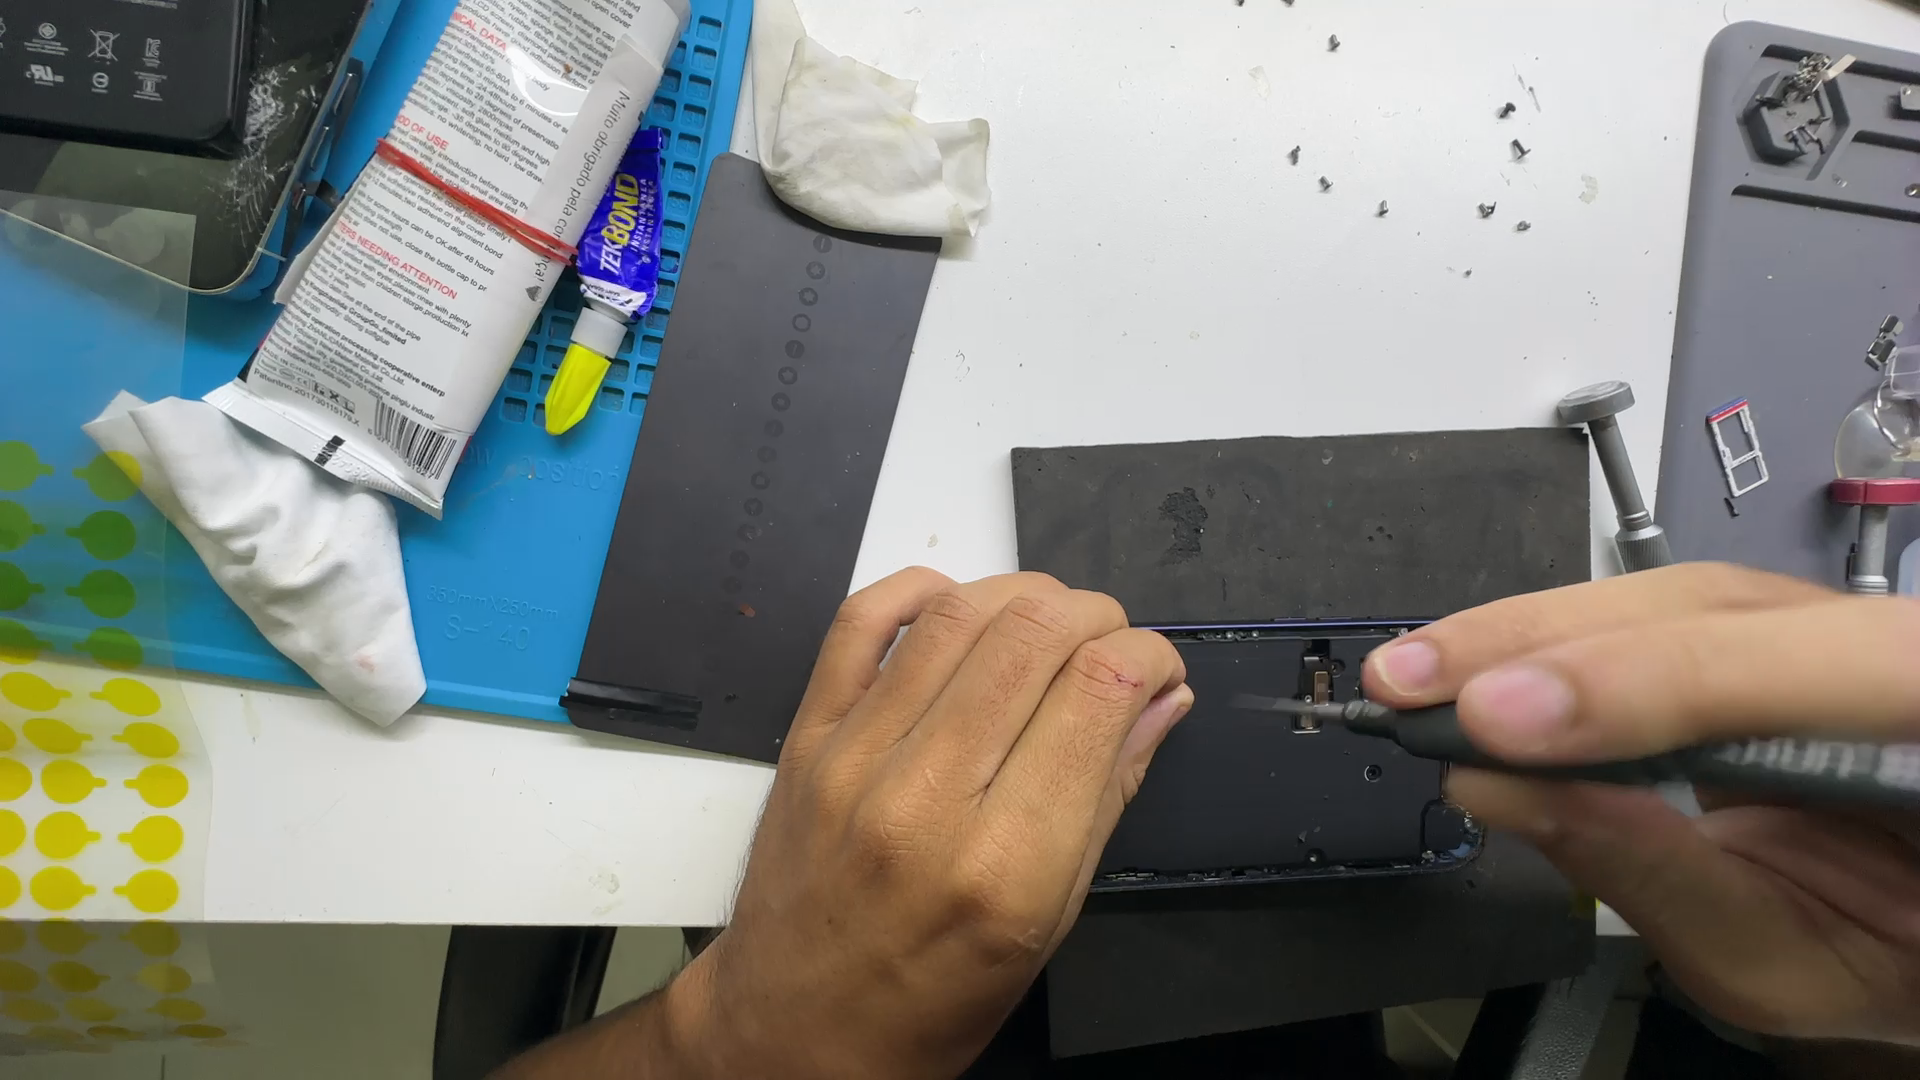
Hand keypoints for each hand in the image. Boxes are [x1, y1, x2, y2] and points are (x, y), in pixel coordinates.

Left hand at [658, 569, 1191, 1078]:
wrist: (797, 1026)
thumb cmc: (936, 995)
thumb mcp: (1050, 920)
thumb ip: (1109, 793)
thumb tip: (1162, 697)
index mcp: (1007, 861)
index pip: (1097, 693)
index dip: (1147, 656)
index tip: (1156, 666)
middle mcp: (928, 795)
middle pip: (1032, 637)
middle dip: (1095, 615)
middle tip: (1109, 638)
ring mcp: (856, 753)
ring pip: (957, 614)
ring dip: (1024, 593)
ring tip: (1050, 616)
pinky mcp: (810, 732)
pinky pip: (860, 620)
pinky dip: (920, 587)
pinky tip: (958, 600)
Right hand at [1361, 563, 1919, 1044]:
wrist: (1905, 922)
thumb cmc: (1878, 966)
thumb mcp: (1788, 960)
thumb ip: (1659, 874)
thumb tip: (1491, 787)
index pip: (1841, 673)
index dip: (1657, 682)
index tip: (1498, 726)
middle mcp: (1887, 655)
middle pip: (1713, 607)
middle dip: (1545, 644)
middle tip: (1407, 684)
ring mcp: (1809, 631)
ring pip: (1650, 595)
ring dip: (1508, 635)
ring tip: (1405, 675)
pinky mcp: (1724, 635)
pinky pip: (1617, 619)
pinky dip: (1518, 644)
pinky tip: (1451, 666)